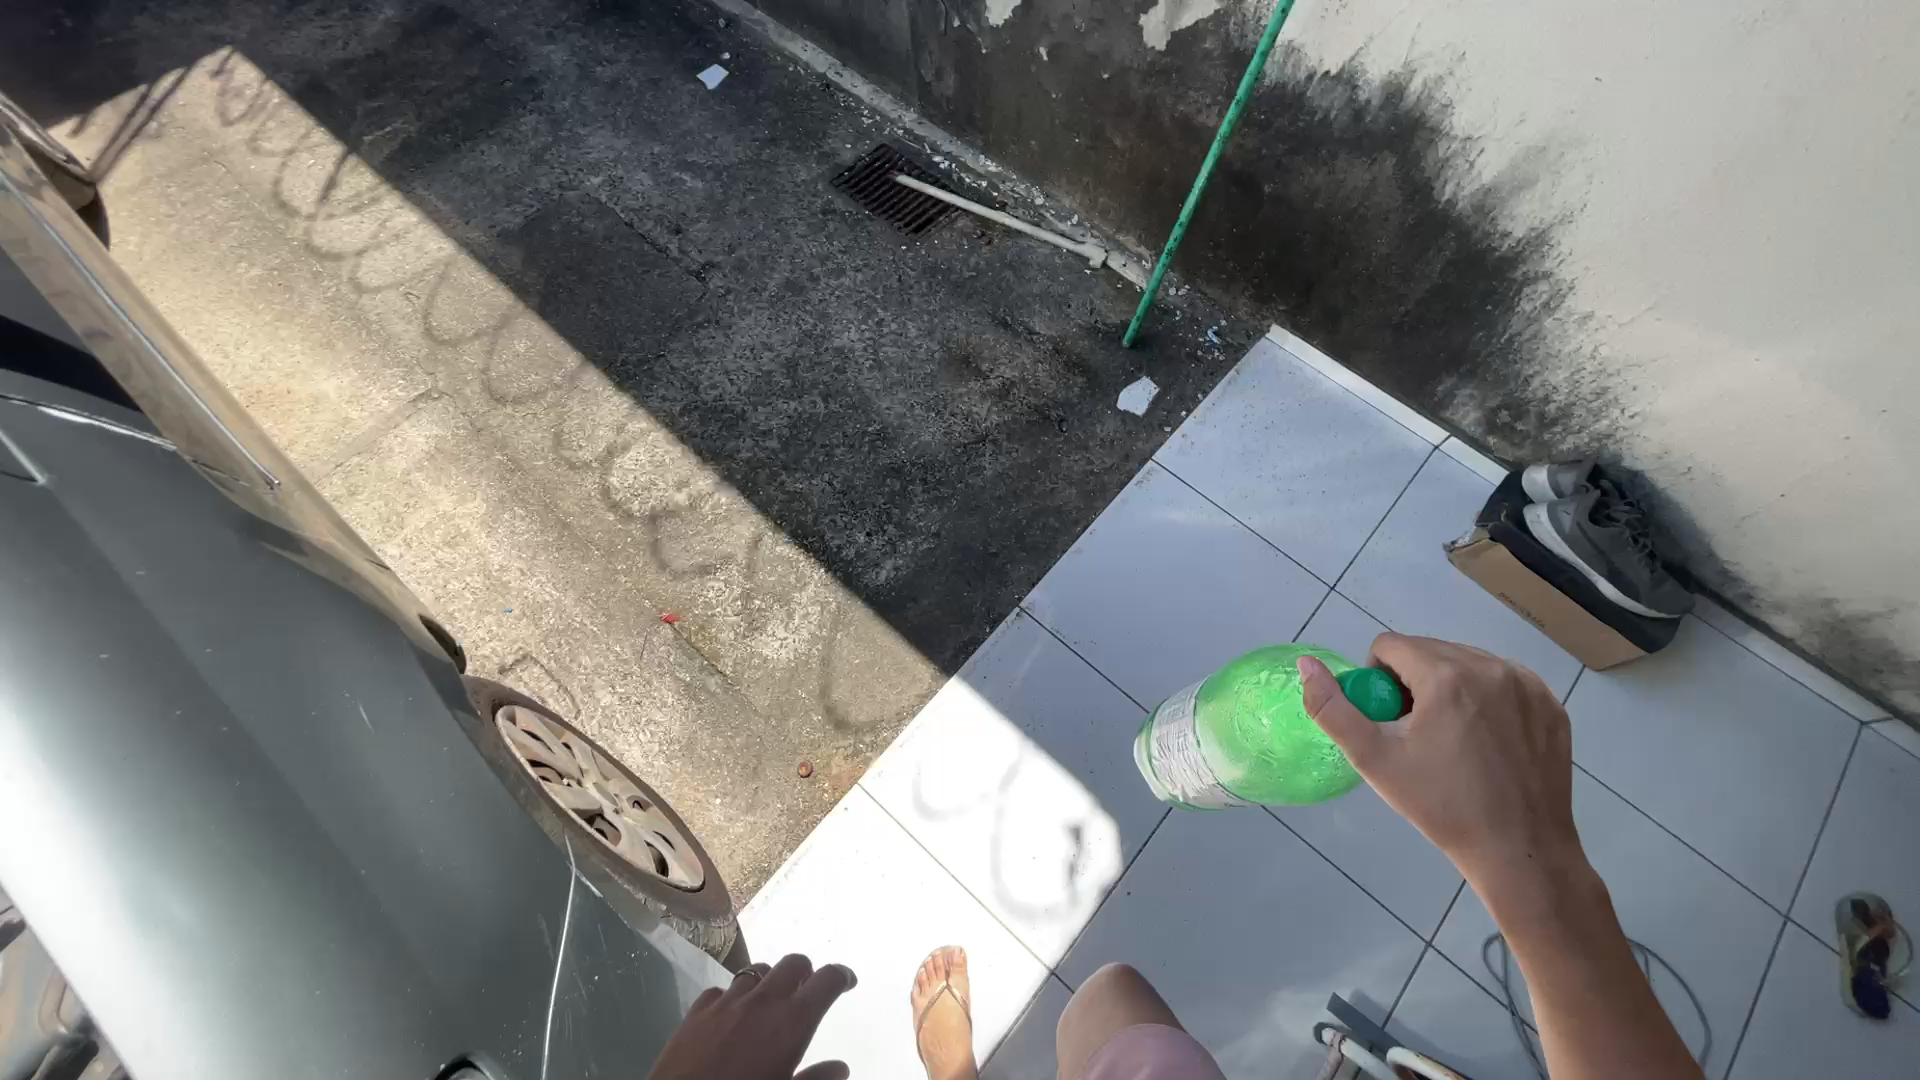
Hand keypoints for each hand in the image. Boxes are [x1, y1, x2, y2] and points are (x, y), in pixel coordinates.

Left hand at [647, 954, 856, 1079]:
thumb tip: (840, 1067)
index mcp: (792, 1022)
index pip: (827, 980)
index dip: (842, 976)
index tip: (847, 982)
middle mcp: (763, 1001)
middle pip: (794, 963)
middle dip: (806, 973)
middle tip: (806, 995)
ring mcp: (728, 1002)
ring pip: (758, 970)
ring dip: (770, 983)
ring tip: (767, 1007)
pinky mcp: (697, 1012)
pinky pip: (722, 991)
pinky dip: (733, 999)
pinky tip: (728, 1021)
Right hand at [1299, 633, 1584, 891]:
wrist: (1520, 850)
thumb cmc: (1439, 804)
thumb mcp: (1371, 758)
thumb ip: (1331, 707)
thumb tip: (1307, 663)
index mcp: (1446, 676)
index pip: (1389, 645)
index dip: (1376, 679)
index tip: (1389, 720)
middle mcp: (1491, 668)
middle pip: (1426, 649)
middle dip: (1410, 680)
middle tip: (1416, 731)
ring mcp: (1527, 685)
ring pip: (1463, 660)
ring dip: (1445, 683)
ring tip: (1450, 735)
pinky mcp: (1551, 703)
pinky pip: (1501, 678)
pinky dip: (1483, 695)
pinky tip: (1484, 737)